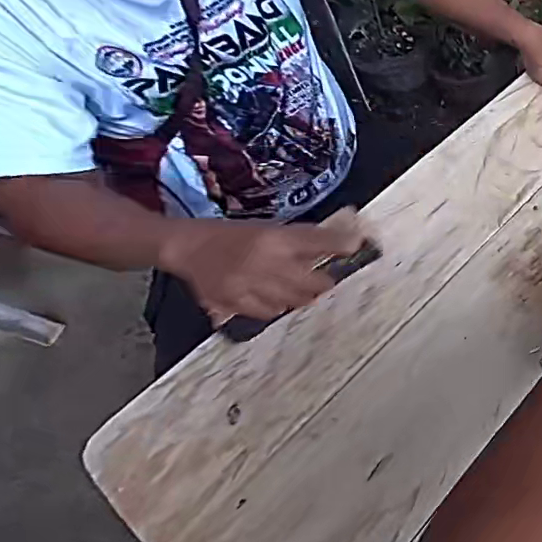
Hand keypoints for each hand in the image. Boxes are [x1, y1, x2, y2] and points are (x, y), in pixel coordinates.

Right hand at [157, 217, 364, 321]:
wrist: (185, 247)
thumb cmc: (236, 236)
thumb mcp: (273, 229)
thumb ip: (309, 238)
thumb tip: (349, 242)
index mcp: (276, 239)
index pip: (323, 243)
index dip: (345, 246)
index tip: (356, 247)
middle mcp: (264, 263)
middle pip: (316, 284)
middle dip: (323, 283)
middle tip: (321, 281)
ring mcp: (247, 286)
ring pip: (295, 302)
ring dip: (301, 296)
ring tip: (294, 289)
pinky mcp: (231, 303)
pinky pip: (269, 313)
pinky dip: (276, 307)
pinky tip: (271, 297)